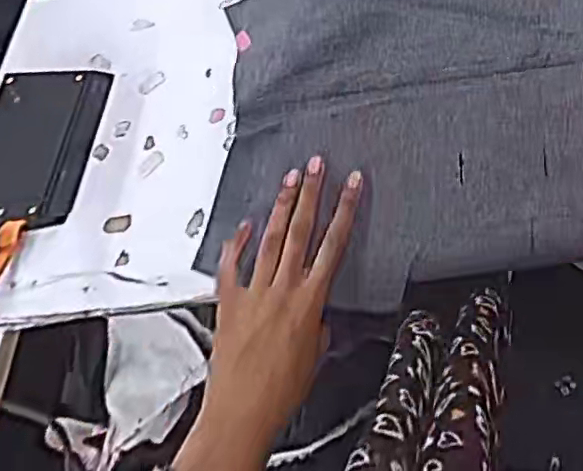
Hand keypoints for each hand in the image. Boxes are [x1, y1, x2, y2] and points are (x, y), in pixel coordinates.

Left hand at [175, 157, 361, 470]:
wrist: (239, 417)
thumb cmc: (279, 394)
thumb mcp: (314, 356)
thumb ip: (319, 326)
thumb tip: (319, 317)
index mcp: (310, 301)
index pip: (335, 243)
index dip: (346, 209)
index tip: (353, 184)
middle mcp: (283, 289)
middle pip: (302, 229)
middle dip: (313, 192)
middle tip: (317, 165)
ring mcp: (255, 293)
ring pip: (272, 238)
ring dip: (283, 205)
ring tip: (290, 178)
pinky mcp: (229, 303)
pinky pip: (232, 266)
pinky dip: (237, 242)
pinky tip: (244, 223)